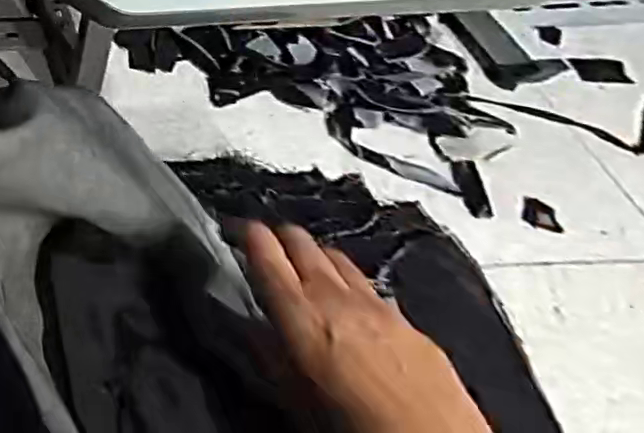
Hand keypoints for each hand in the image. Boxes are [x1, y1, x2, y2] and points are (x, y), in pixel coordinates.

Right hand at [240, 221, 489, 432]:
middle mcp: (335, 296)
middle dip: (278, 237)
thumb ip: (270, 354)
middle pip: (298, 238)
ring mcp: (378, 305)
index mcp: (300, 312)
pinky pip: (371, 287)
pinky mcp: (412, 323)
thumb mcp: (297, 399)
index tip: (232, 234)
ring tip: (307, 276)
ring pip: (334, 255)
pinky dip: (351, 286)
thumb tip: (250, 326)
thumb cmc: (357, 430)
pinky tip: (353, 312)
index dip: (243, 232)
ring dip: (315, 258)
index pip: (262, 244)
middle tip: (267, 252)